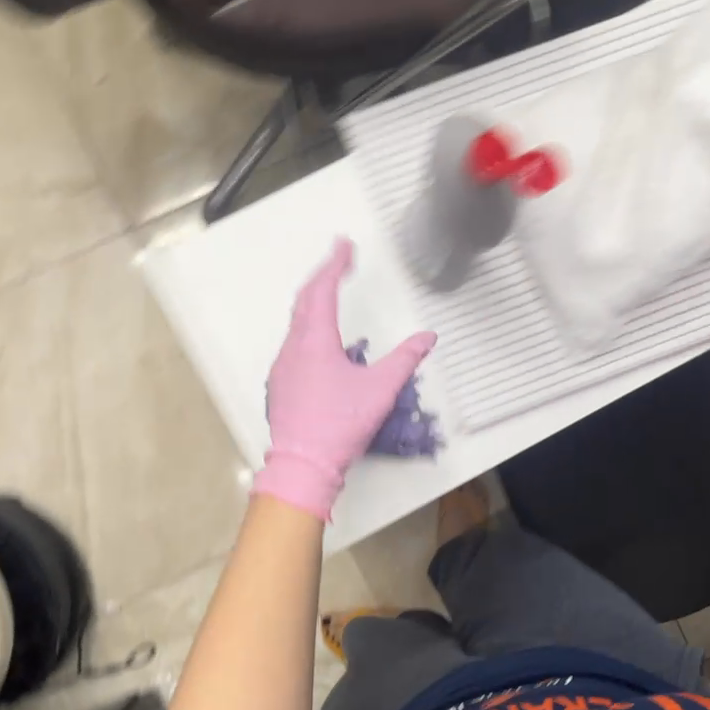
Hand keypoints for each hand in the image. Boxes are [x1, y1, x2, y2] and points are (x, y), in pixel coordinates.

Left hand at [254, 238, 438, 519]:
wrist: (301, 465)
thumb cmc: (340, 424)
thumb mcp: (380, 390)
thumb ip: (405, 359)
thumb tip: (428, 336)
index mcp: (315, 340)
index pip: (323, 289)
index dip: (335, 263)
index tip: (344, 245)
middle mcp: (293, 347)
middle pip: (304, 301)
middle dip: (322, 278)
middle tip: (339, 262)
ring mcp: (282, 368)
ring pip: (296, 324)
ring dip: (314, 304)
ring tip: (331, 295)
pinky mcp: (281, 386)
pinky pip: (294, 345)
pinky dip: (308, 329)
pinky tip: (322, 344)